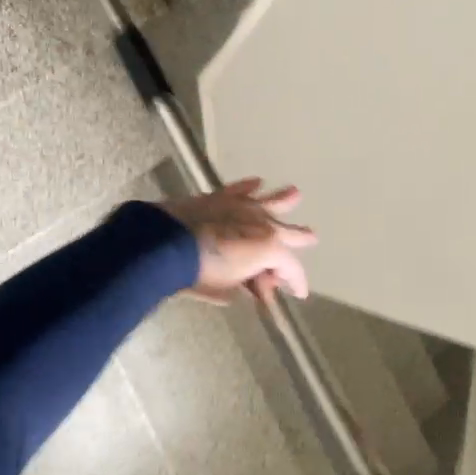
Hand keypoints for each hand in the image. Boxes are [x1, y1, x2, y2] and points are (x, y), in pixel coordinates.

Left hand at [161, 177, 316, 303]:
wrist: (164, 243)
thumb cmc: (198, 272)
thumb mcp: (228, 289)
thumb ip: (245, 287)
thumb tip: (250, 286)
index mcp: (270, 248)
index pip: (290, 269)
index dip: (296, 282)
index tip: (298, 292)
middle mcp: (261, 223)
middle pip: (286, 232)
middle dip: (298, 237)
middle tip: (311, 237)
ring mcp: (239, 207)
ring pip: (266, 202)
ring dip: (281, 199)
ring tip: (295, 193)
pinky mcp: (216, 197)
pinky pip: (236, 190)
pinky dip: (246, 186)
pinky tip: (256, 181)